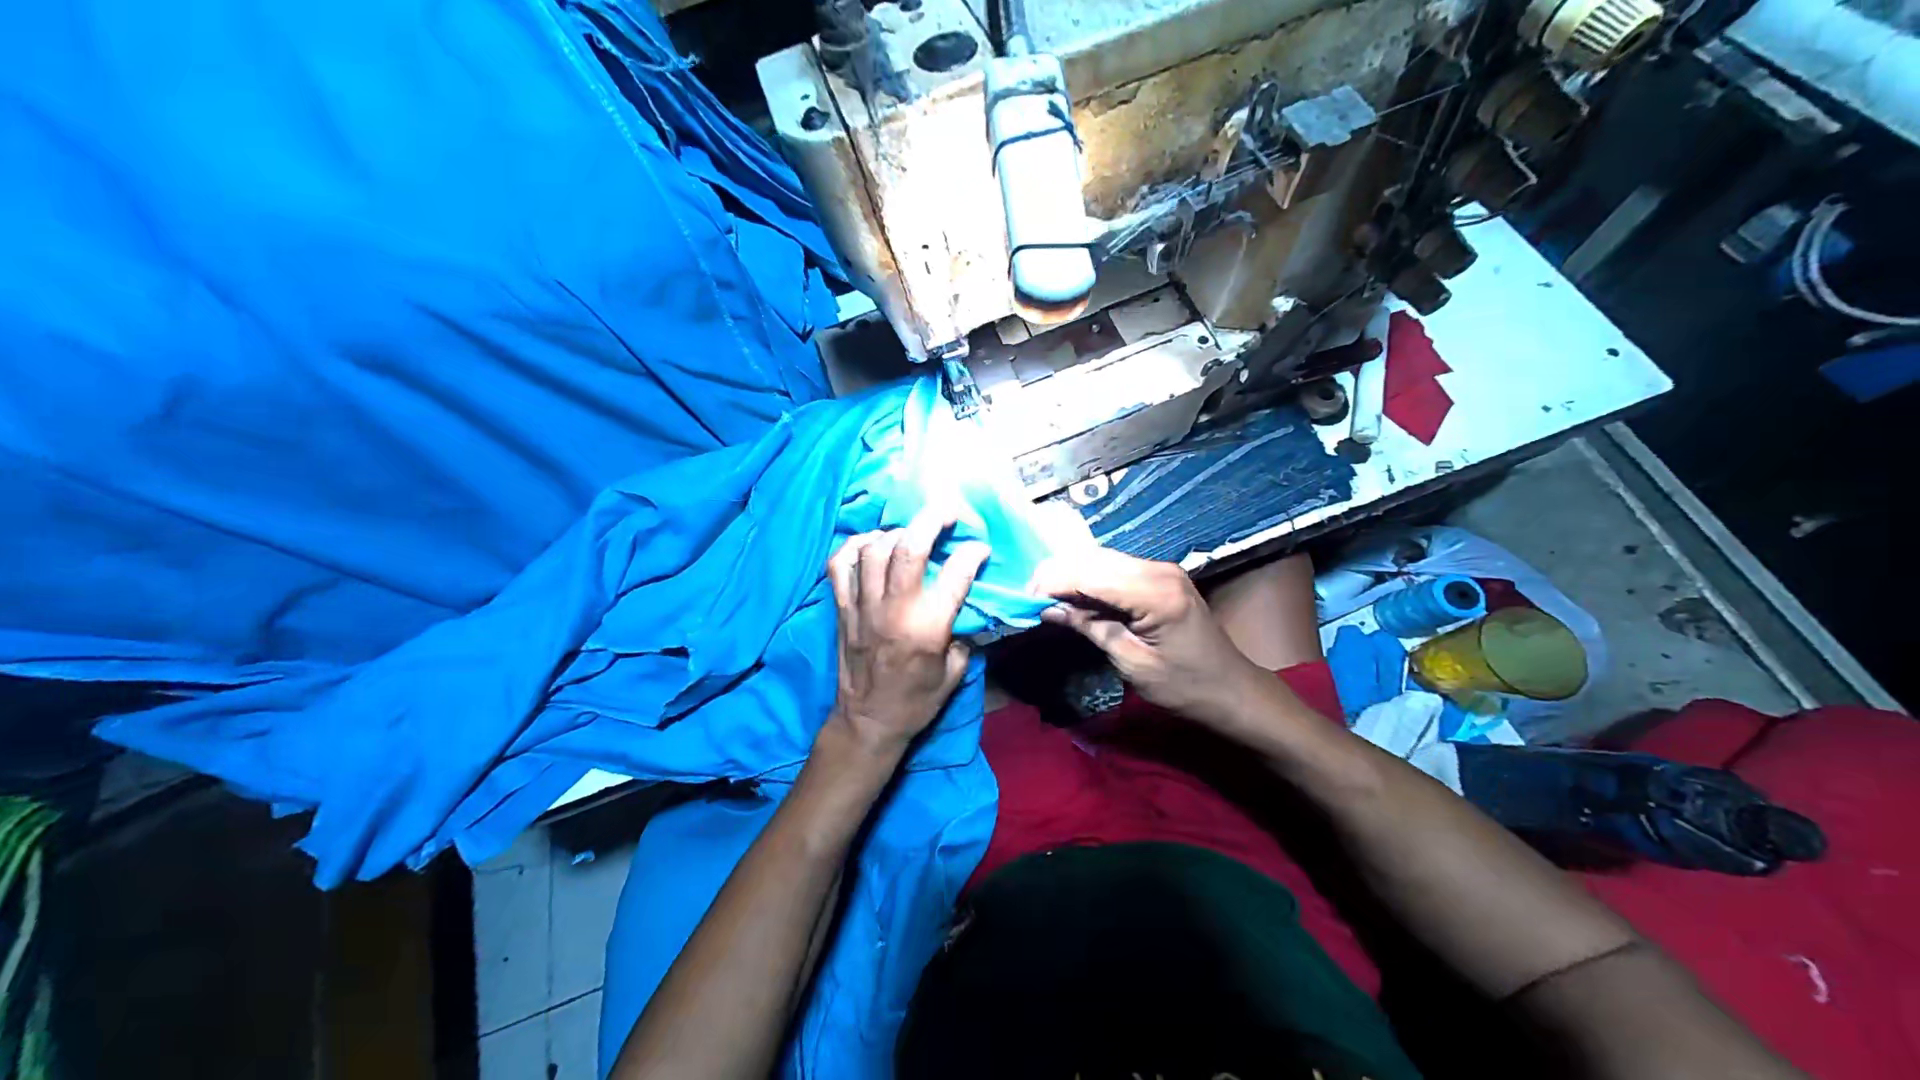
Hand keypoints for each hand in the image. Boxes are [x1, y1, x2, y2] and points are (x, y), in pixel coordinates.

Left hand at [824, 506, 989, 759]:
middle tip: (947, 511)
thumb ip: (963, 634)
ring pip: (875, 548)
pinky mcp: (841, 609)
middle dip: (932, 519)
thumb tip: (968, 605)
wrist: (867, 722)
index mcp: (928, 627)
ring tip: (911, 532)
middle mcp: (894, 609)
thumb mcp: (954, 673)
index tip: (980, 549)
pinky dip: (855, 546)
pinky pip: (841, 564)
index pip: (956, 573)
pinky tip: (871, 543)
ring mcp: (863, 606)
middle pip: (910, 547)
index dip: (973, 553)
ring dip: (896, 532)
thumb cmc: (916, 701)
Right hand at [1029, 548, 1267, 726]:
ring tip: (1046, 597)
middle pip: (1093, 558)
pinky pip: (1115, 567)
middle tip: (1030, 598)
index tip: (1025, 599)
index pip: (1090, 574)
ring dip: (1071, 574)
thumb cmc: (1185, 687)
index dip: (1053, 583)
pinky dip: (1090, 578)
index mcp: (1156, 593)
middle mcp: (1158, 570)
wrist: (1231, 689)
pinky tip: (1074, 595)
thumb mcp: (1132, 663)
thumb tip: (1049, 609)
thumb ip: (1091, 628)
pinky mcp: (1160, 575)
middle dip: (1057, 574)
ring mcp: (1161, 569)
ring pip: (1101, 558)